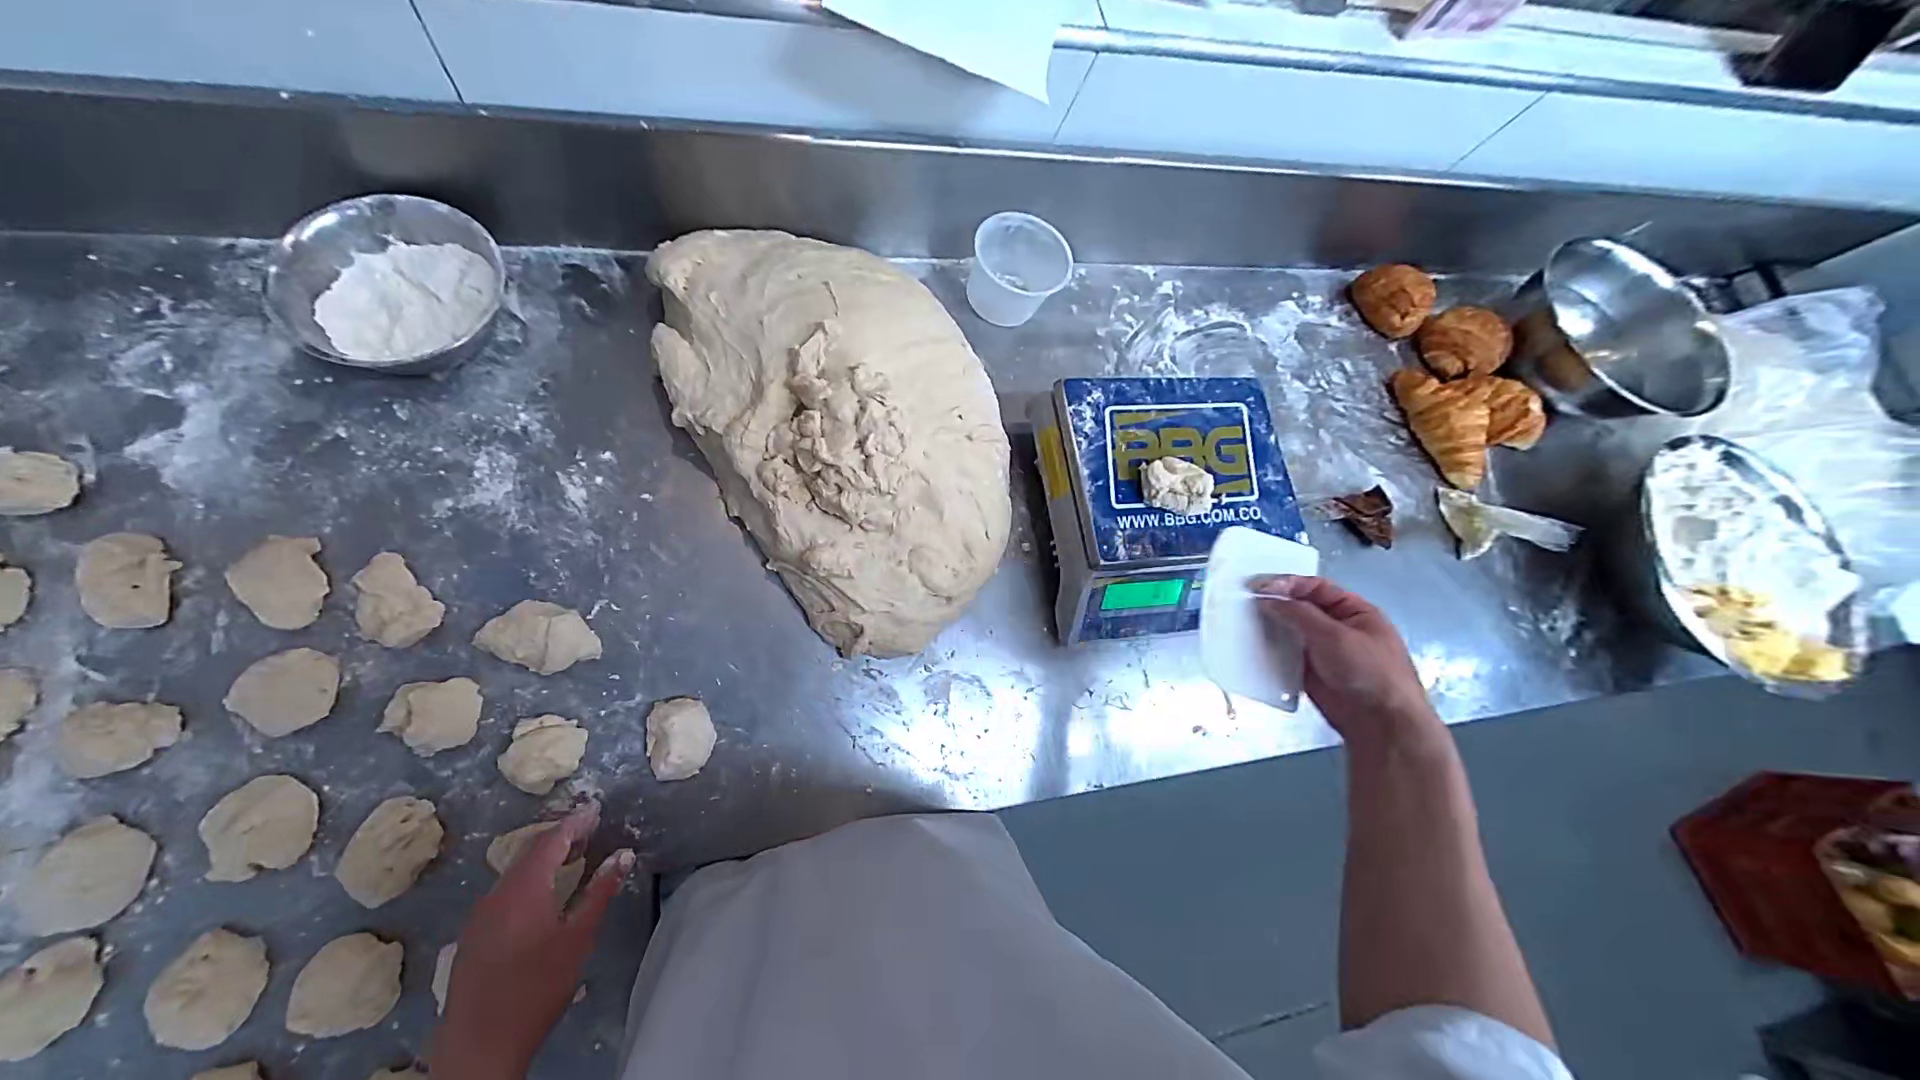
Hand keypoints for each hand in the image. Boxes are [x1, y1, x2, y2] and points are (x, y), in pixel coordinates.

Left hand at [429, 803, 635, 1079]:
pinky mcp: (474, 935)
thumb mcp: (579, 937)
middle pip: (530, 853)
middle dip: (560, 837)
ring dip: (544, 859)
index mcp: (523, 889)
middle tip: (590, 829)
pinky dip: (529, 879)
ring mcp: (480, 915)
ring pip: (515, 872)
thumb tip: (623, 854)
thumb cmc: (538, 986)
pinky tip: (544, 893)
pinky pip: (505, 891)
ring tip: (573, 856)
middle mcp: (497, 894)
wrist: (479, 1044)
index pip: (551, 841)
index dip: (575, 822)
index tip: (596, 809)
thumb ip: (600, 891)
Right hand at [1251, 574, 1440, 748]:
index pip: (1316, 588)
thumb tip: (1268, 598)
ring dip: (1270, 628)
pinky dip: (1270, 652)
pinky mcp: (1309, 672)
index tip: (1258, 586)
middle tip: (1244, 603)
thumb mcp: (1334, 635)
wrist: (1380, 723)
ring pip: (1290, 633)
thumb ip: (1299, 613)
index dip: (1288, 584)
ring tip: (1242, 624)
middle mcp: (1337, 628)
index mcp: (1353, 611)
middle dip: (1275, 605)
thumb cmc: (1368, 671)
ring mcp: (1322, 651)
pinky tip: (1251, 648)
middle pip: (1300, 609)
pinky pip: (1285, 656)